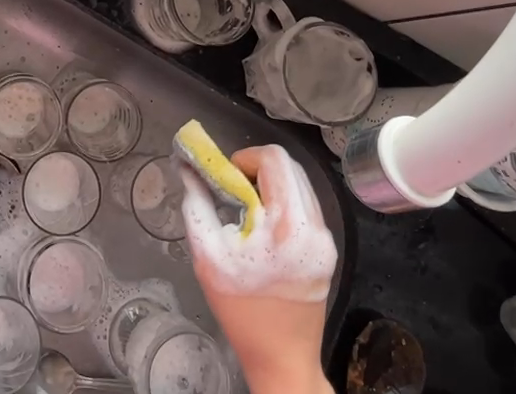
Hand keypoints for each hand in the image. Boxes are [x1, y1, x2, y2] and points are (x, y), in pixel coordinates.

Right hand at [181, 145, 337, 393]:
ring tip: (249, 210)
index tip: (227, 178)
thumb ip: (197, 204)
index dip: (245, 157)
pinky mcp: (327, 250)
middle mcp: (314, 227)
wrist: (282, 358)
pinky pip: (305, 206)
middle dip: (257, 168)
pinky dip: (283, 202)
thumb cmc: (241, 310)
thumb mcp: (207, 256)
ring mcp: (325, 239)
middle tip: (235, 190)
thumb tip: (188, 167)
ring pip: (300, 183)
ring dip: (271, 184)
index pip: (274, 159)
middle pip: (290, 166)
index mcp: (287, 226)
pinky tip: (264, 228)